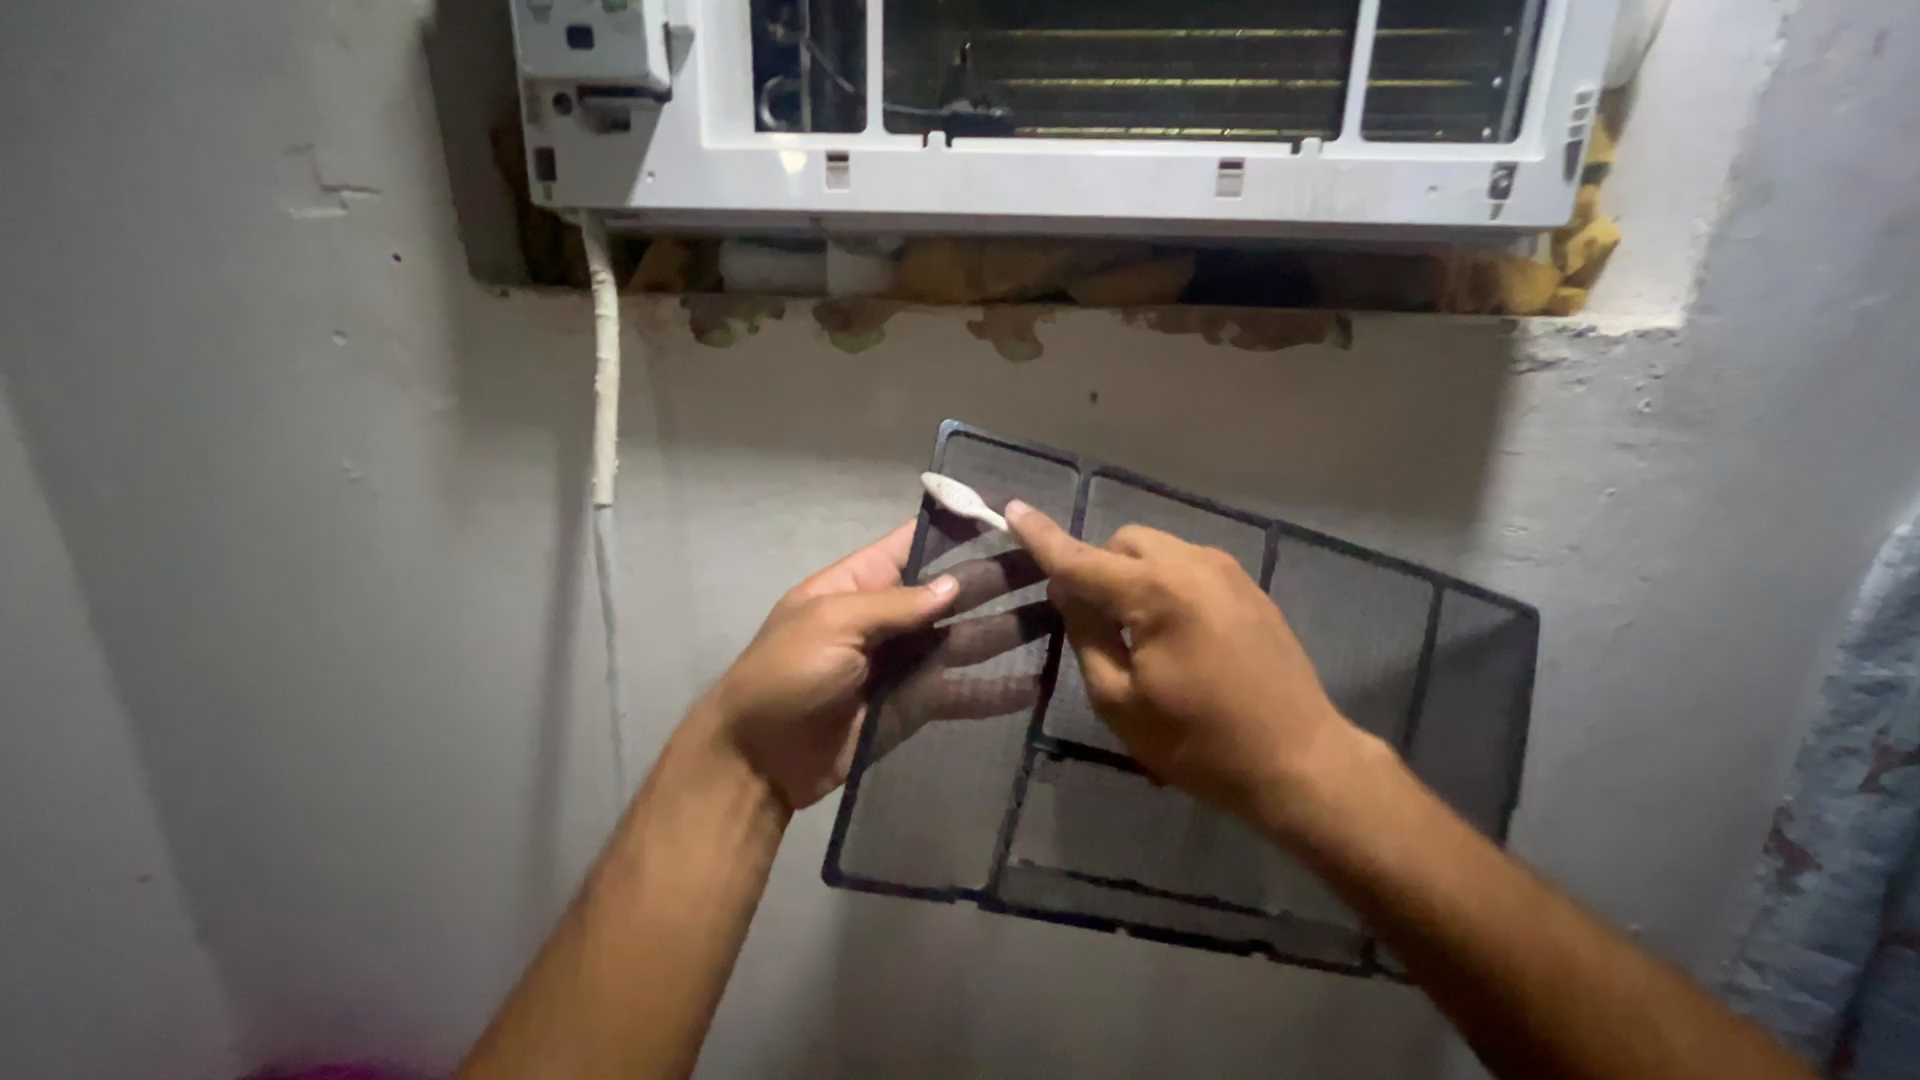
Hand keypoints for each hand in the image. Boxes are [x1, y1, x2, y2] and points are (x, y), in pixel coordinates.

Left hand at [707, 522, 1054, 810]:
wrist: (758, 759)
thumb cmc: (785, 674)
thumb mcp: (833, 623)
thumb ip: (896, 604)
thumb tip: (954, 585)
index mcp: (860, 582)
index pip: (916, 543)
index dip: (958, 528)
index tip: (1009, 518)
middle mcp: (889, 617)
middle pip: (952, 591)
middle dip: (998, 578)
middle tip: (1054, 570)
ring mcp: (905, 662)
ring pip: (965, 639)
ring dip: (1009, 630)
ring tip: (1060, 620)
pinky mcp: (915, 705)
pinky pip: (961, 691)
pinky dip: (995, 690)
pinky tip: (1036, 685)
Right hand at [1006, 501, 1369, 827]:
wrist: (1298, 760)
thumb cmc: (1199, 742)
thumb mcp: (1120, 701)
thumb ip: (1086, 635)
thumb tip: (1068, 591)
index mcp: (1155, 593)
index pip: (1081, 558)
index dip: (1042, 537)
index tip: (1012, 509)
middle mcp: (1192, 564)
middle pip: (1123, 542)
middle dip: (1097, 567)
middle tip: (1092, 620)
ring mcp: (1227, 571)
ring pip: (1158, 550)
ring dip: (1133, 574)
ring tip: (1137, 630)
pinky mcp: (1249, 587)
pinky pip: (1188, 566)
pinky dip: (1165, 582)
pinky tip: (1175, 632)